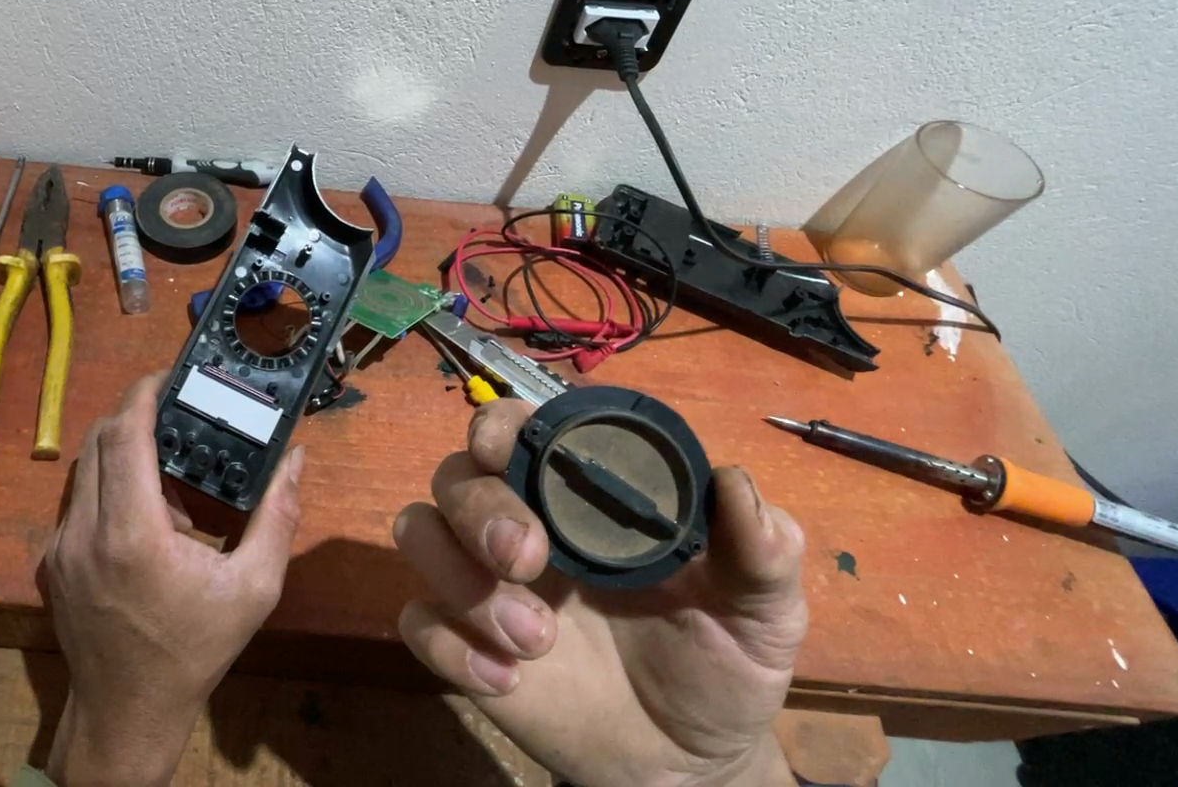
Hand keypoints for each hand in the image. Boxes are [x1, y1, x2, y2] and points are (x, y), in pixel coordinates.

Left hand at [40, 374, 304, 785]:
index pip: (123, 436)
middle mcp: (84, 531)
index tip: (168, 375)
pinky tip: (143, 507)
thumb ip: (277, 516)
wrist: (126, 713)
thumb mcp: (254, 588)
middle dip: (133, 412)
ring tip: (165, 458)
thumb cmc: (195, 649)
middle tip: (175, 408)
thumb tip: (296, 458)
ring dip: (120, 448)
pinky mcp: (51, 561)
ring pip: (83, 466)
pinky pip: (77, 499)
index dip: (142, 394)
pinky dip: (107, 482)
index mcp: (132, 533)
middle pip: (98, 440)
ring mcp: (59, 546)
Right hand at [394, 399, 807, 786]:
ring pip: (416, 530)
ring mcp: (482, 580)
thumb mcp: (760, 611)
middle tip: (526, 561)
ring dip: (457, 576)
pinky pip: (416, 620)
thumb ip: (761, 550)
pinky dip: (449, 645)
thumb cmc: (718, 661)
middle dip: (479, 510)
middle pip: (454, 475)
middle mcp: (518, 521)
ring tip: (532, 640)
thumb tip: (736, 484)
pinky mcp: (460, 641)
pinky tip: (506, 681)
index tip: (497, 446)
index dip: (496, 423)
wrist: (686, 760)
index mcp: (578, 496)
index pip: (518, 430)